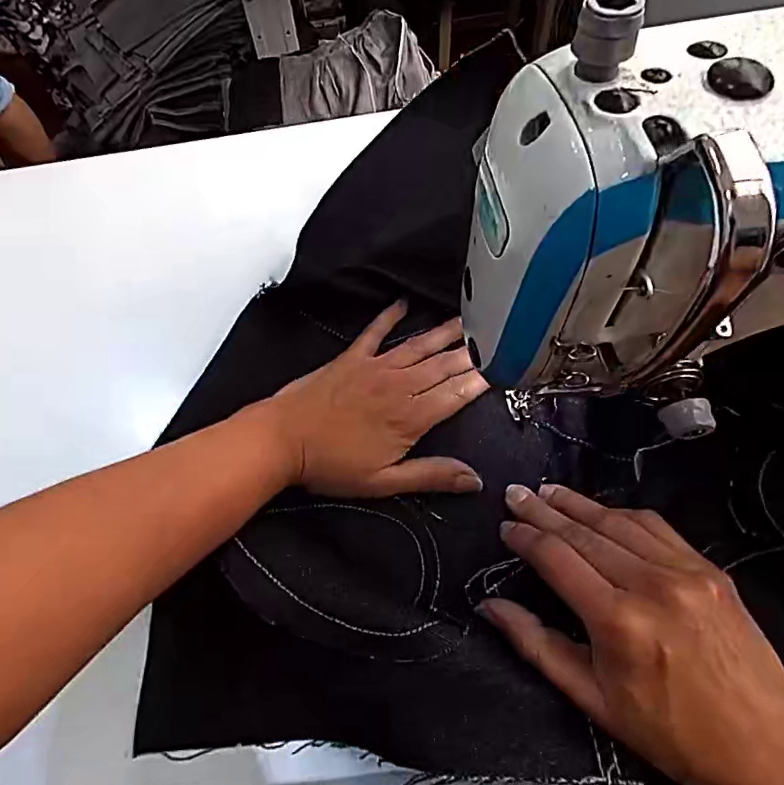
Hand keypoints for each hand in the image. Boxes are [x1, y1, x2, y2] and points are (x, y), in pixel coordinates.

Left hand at [255, 300, 487, 497]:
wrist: (282, 439)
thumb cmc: (331, 465)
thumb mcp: (384, 481)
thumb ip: (431, 475)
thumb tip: (473, 479)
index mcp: (410, 417)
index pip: (456, 394)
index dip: (481, 382)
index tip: (502, 370)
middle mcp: (399, 385)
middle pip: (444, 366)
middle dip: (472, 353)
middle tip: (495, 338)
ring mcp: (376, 367)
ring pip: (420, 346)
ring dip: (445, 332)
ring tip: (468, 320)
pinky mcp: (353, 357)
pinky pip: (376, 331)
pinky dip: (390, 316)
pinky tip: (403, 303)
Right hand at [483, 485, 783, 784]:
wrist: (766, 743)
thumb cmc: (676, 735)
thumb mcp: (596, 703)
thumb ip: (539, 647)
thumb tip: (494, 608)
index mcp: (619, 622)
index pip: (558, 558)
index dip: (526, 537)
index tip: (506, 526)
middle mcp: (651, 583)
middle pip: (584, 532)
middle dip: (544, 510)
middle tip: (517, 493)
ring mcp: (684, 569)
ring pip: (619, 521)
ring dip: (580, 503)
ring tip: (550, 492)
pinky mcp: (708, 566)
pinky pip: (656, 527)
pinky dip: (623, 514)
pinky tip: (604, 510)